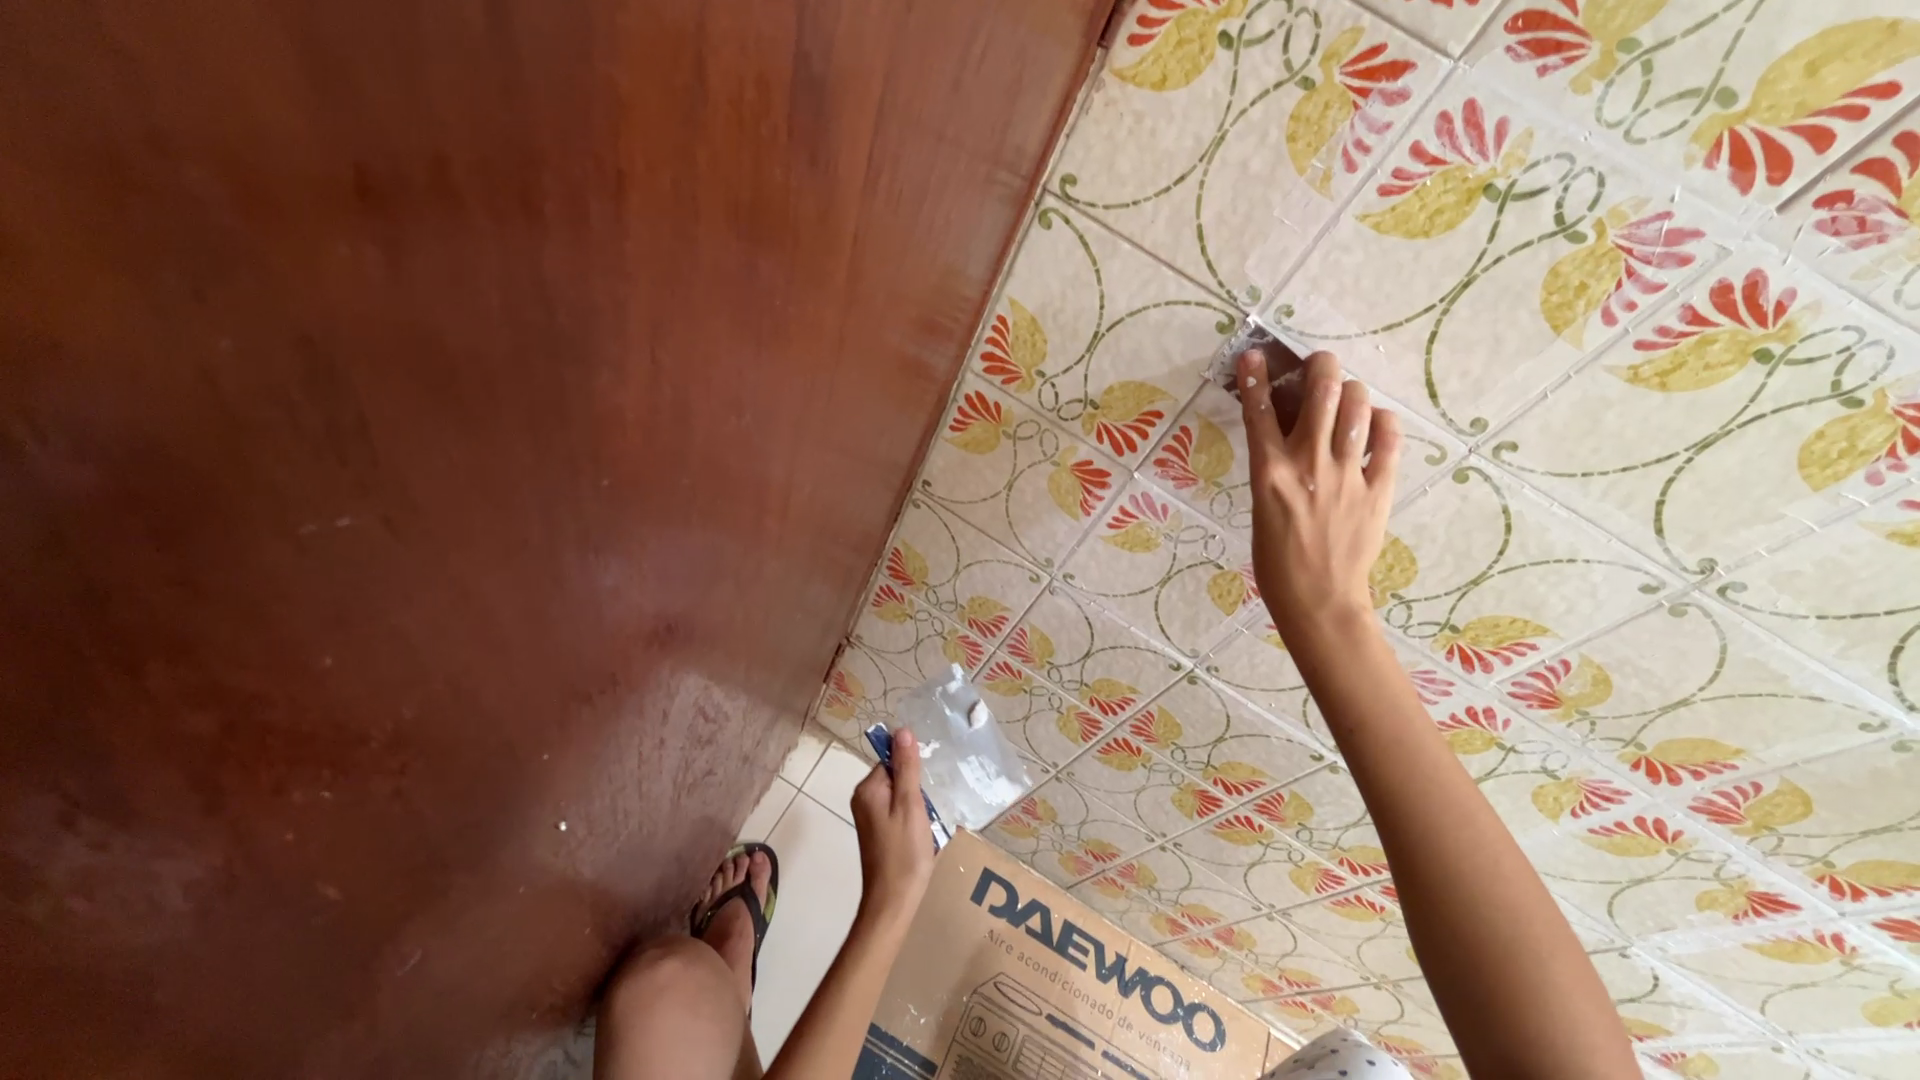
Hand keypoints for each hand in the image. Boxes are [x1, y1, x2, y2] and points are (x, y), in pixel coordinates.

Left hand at [850, 728, 935, 931]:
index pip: (892, 760)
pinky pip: (897, 812)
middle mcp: (863, 799)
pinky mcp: (877, 832)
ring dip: (917, 805)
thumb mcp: (910, 804)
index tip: (926, 788)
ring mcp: (869, 817)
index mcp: (867, 789)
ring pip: (899, 796)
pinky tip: (921, 834)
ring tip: (928, 823)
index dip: (912, 771)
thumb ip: (907, 768)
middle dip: (916, 789)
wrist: (893, 900)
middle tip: (929, 810)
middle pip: (895, 777)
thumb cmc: (904, 852)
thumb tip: (902, 731)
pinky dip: (912, 819)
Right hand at [1237, 347, 1399, 646]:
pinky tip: (1376, 425)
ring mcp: (1347, 474)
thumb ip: (1272, 468)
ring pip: (1358, 404)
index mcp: (1269, 473)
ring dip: (1351, 390)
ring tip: (1346, 397)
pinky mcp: (1378, 487)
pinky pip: (1389, 438)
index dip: (1256, 376)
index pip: (1258, 411)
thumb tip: (1281, 430)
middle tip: (1318, 367)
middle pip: (1321, 391)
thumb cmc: (1277, 561)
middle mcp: (1308, 464)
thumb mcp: (1260, 509)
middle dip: (1320, 366)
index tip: (1256, 354)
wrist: (1318, 599)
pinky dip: (1383, 422)